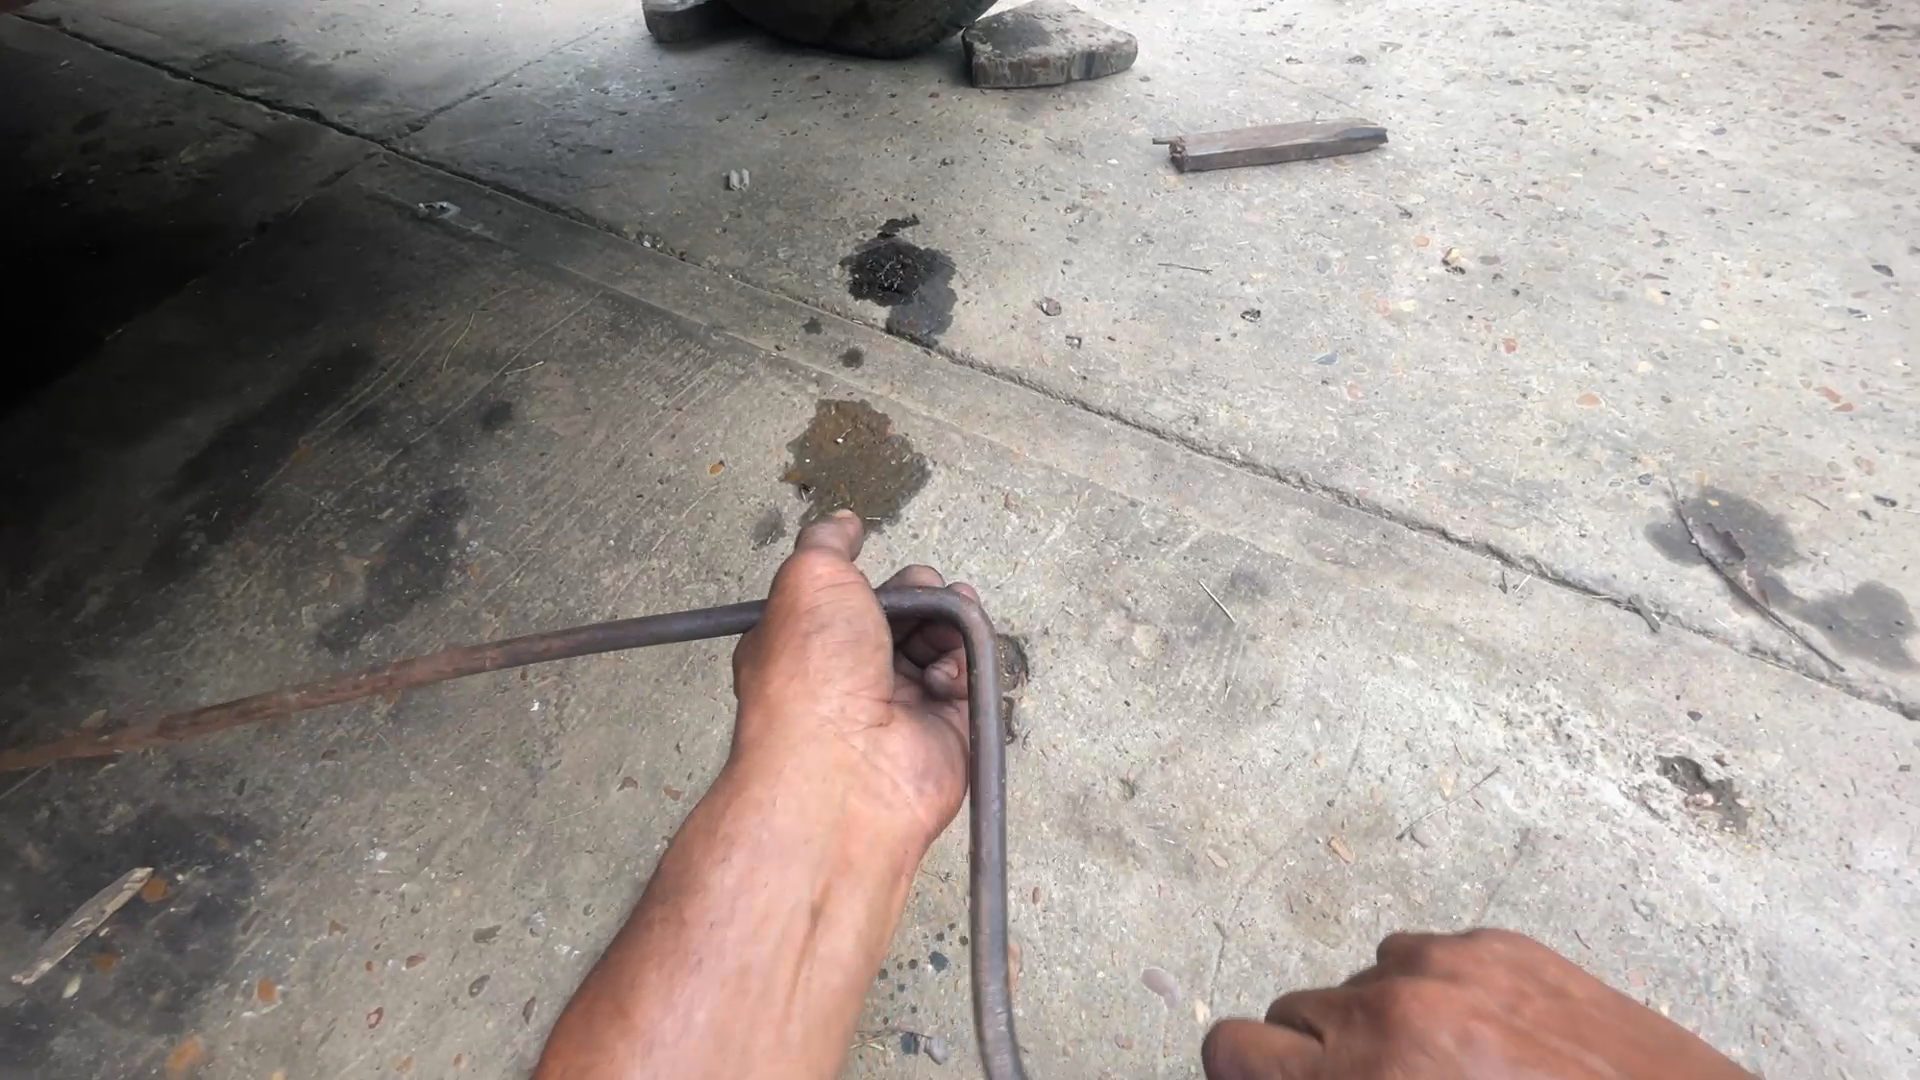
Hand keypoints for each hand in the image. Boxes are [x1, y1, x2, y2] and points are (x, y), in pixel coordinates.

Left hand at [729, 510, 974, 853]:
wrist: (846, 766)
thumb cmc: (811, 674)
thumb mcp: (807, 579)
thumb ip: (828, 541)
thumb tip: (844, 521)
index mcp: (815, 642)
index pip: (855, 598)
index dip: (871, 580)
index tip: (871, 567)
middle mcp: (856, 674)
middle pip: (908, 614)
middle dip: (921, 594)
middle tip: (920, 595)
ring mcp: (904, 704)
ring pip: (946, 641)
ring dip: (952, 621)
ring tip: (949, 619)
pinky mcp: (948, 729)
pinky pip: (972, 680)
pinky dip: (968, 664)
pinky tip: (949, 670)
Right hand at [1203, 929, 1753, 1079]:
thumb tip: (1301, 1074)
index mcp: (1374, 1075)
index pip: (1232, 1047)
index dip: (1244, 1075)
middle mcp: (1394, 1004)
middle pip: (1289, 1010)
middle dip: (1318, 1056)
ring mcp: (1447, 961)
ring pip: (1356, 982)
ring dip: (1380, 1026)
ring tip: (1453, 1074)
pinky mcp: (1496, 940)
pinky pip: (1418, 958)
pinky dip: (1435, 997)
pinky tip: (1495, 1044)